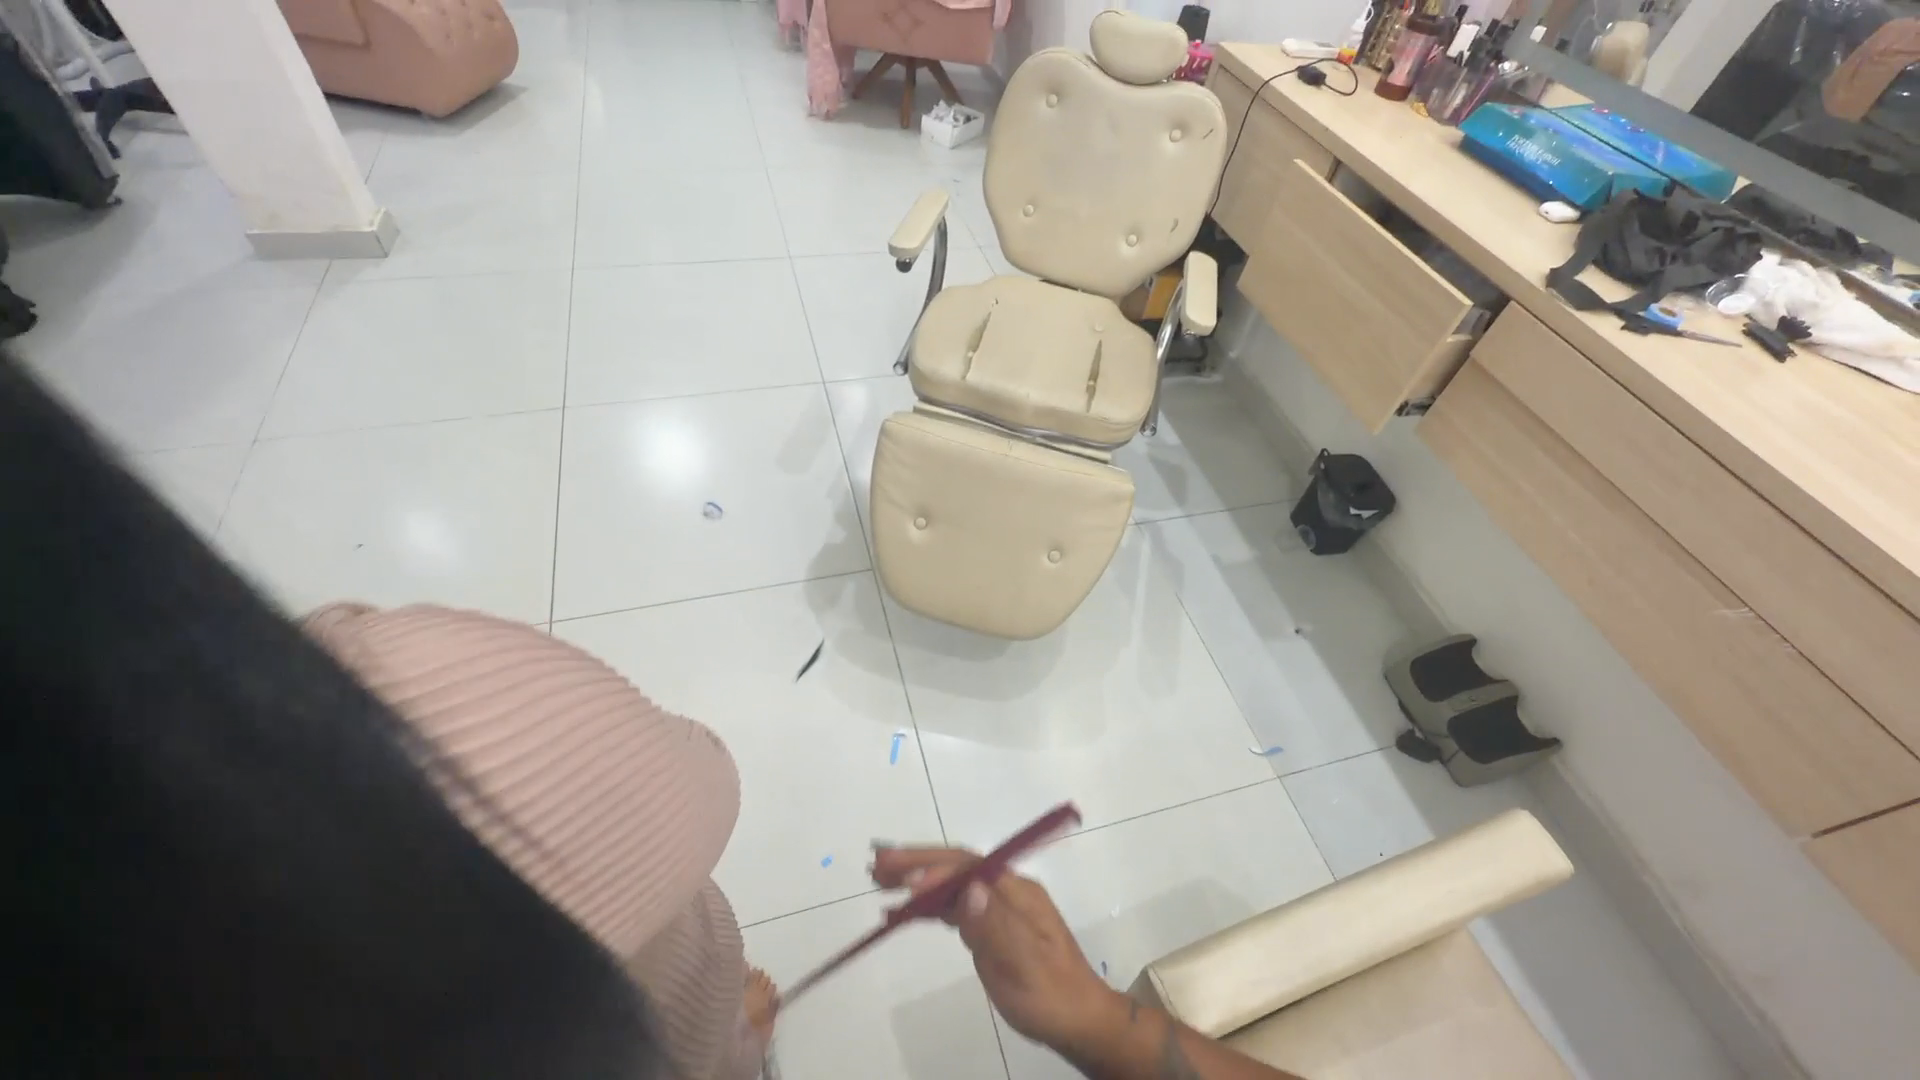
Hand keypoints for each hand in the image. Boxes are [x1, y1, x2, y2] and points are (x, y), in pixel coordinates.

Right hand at [870, 846, 1126, 1053]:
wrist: (1078, 1020)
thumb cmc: (1050, 993)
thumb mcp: (1023, 963)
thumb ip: (994, 926)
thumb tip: (968, 889)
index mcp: (1015, 891)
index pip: (969, 867)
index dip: (934, 869)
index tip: (901, 880)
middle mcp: (1006, 890)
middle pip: (957, 867)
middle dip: (917, 863)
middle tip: (876, 864)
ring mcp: (999, 907)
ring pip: (953, 884)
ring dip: (918, 878)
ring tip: (879, 880)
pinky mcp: (992, 925)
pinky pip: (955, 905)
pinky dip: (929, 903)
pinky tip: (907, 908)